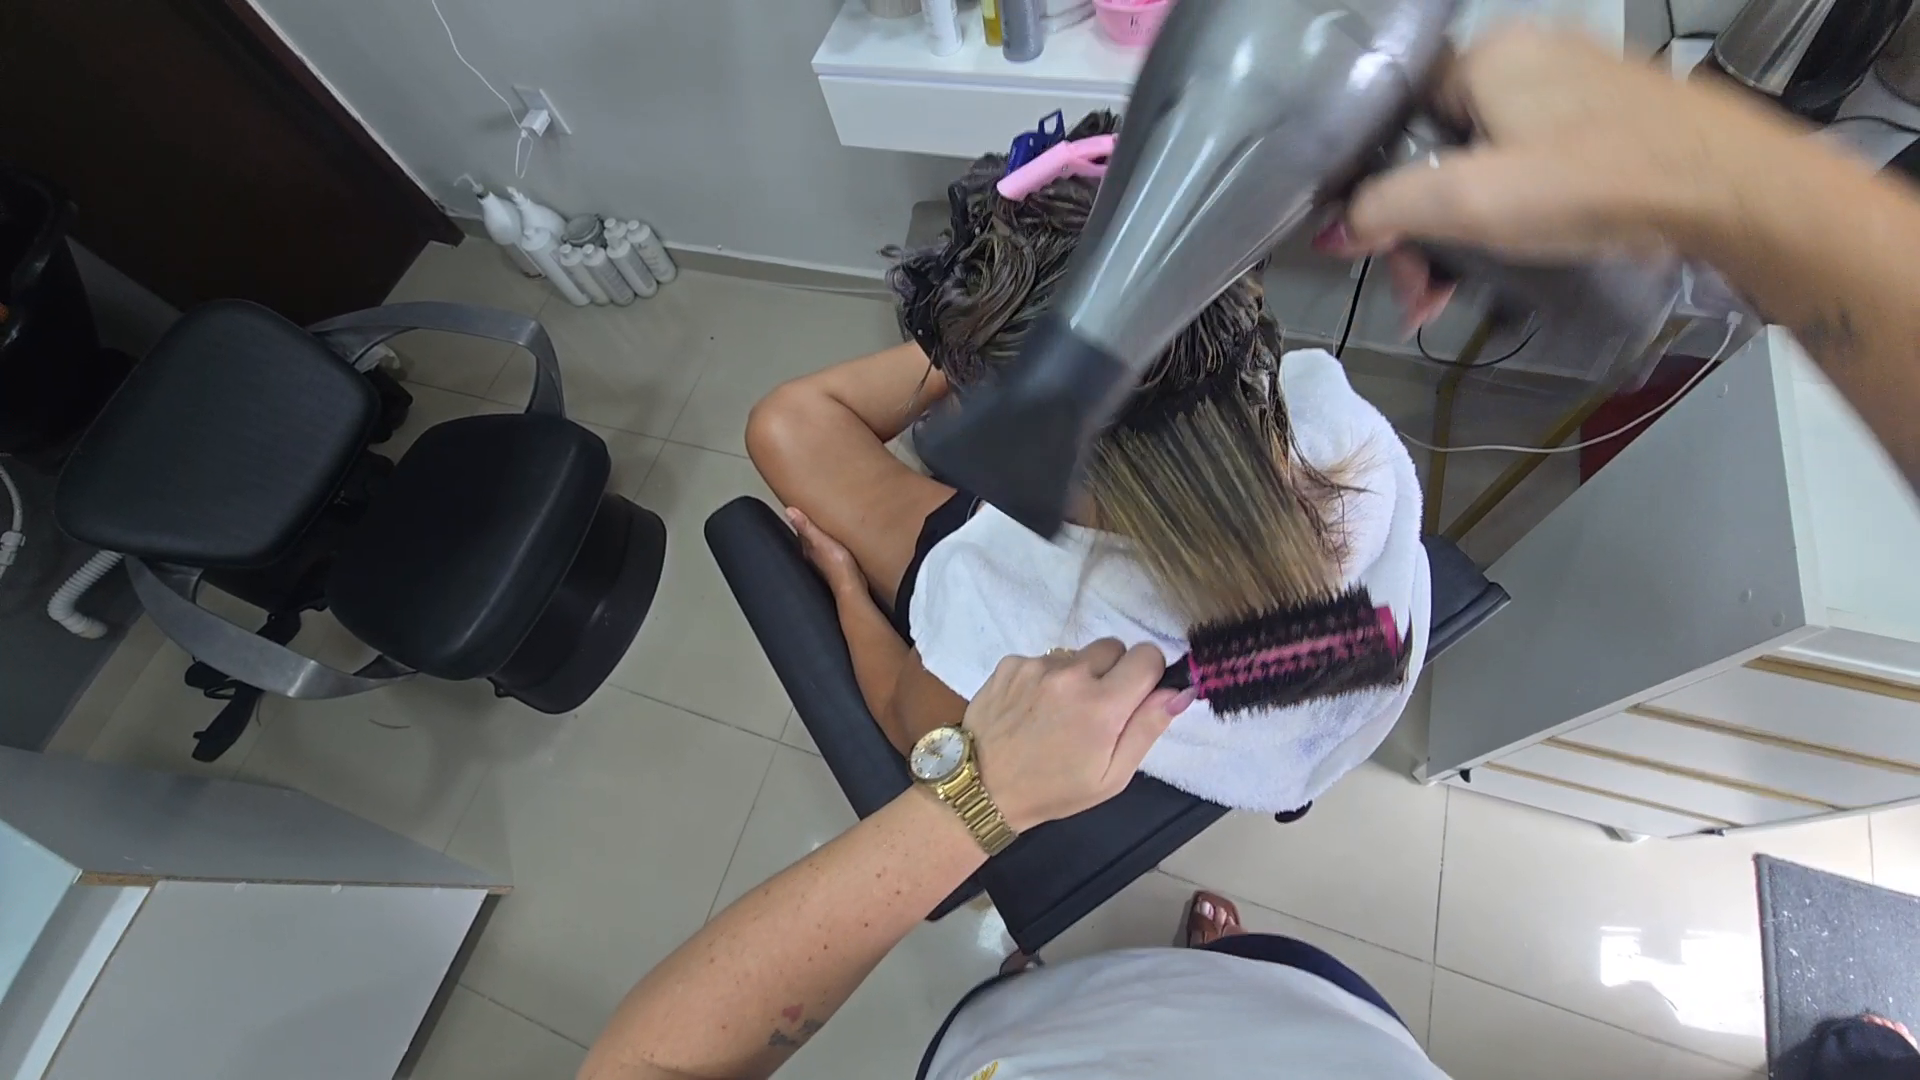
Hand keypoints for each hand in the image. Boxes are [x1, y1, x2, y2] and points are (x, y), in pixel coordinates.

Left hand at [787, 507, 864, 597]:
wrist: (851, 584)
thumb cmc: (837, 565)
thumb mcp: (821, 540)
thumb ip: (806, 526)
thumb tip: (789, 511)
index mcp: (808, 547)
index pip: (801, 530)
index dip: (803, 519)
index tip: (803, 507)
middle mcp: (814, 555)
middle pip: (810, 538)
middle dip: (813, 527)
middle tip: (815, 514)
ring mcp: (825, 561)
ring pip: (820, 545)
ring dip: (822, 536)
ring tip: (827, 526)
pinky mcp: (837, 565)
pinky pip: (831, 551)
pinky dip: (832, 545)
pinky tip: (838, 542)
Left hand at [962, 640, 1194, 831]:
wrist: (983, 787)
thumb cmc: (1054, 789)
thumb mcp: (1112, 775)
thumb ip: (1148, 727)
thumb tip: (1179, 689)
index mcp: (1102, 705)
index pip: (1147, 655)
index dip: (1147, 673)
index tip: (1136, 695)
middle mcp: (1070, 675)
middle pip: (1113, 647)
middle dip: (1113, 672)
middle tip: (1097, 708)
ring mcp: (1036, 665)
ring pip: (1077, 653)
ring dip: (1077, 675)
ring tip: (1059, 712)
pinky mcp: (1010, 663)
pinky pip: (1043, 659)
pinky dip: (1044, 678)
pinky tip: (1032, 708)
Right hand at [1318, 26, 1804, 319]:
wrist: (1726, 193)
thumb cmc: (1588, 183)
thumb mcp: (1465, 201)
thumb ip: (1380, 211)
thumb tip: (1329, 235)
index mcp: (1488, 57)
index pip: (1392, 125)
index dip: (1370, 193)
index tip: (1373, 250)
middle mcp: (1521, 62)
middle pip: (1427, 158)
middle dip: (1411, 235)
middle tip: (1415, 293)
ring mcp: (1560, 93)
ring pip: (1466, 174)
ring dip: (1444, 242)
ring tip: (1439, 299)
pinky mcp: (1590, 126)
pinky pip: (1509, 175)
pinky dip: (1487, 224)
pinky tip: (1481, 270)